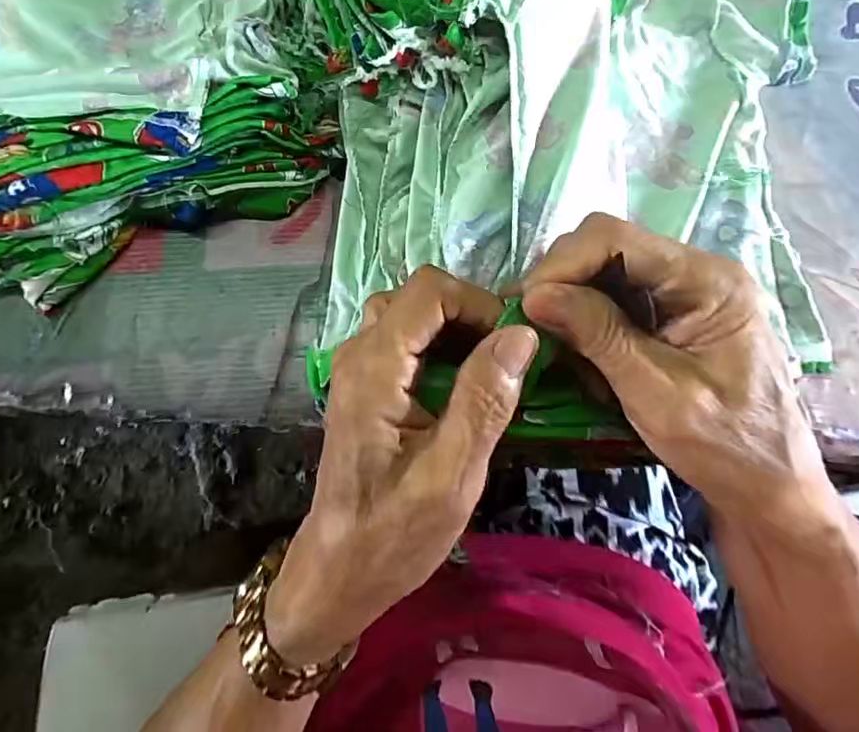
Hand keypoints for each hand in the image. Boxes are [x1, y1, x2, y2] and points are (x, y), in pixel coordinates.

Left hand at [266, 267, 536, 663]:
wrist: (338, 567)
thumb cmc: (394, 533)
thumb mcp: (451, 475)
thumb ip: (483, 400)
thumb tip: (520, 335)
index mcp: (375, 365)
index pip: (428, 290)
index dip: (478, 302)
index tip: (515, 342)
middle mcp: (358, 352)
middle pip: (417, 296)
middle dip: (469, 313)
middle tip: (508, 357)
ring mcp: (356, 367)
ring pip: (407, 314)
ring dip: (452, 328)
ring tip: (489, 369)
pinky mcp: (363, 384)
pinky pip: (401, 340)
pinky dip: (436, 345)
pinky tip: (461, 385)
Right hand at [520, 213, 828, 524]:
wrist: (773, 494)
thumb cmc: (726, 449)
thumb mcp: (656, 394)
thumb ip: (599, 336)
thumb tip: (534, 296)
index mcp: (708, 280)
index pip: (614, 238)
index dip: (562, 264)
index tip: (526, 305)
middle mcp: (697, 270)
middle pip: (605, 245)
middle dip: (561, 280)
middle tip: (530, 323)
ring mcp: (685, 288)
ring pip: (603, 266)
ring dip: (570, 298)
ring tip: (551, 338)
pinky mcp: (672, 310)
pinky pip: (614, 293)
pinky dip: (586, 315)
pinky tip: (579, 346)